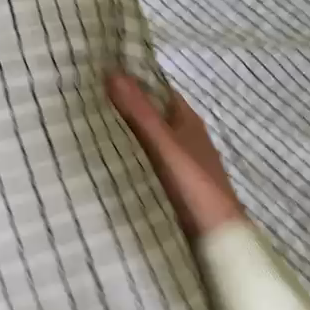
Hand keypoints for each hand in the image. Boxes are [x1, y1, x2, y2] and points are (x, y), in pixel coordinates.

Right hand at [106, 74, 245, 238]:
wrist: (220, 238)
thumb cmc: (195, 184)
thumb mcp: (164, 144)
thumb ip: (139, 112)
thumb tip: (111, 70)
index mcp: (188, 119)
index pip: (158, 88)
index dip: (134, 78)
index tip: (101, 72)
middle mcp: (188, 134)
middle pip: (155, 110)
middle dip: (128, 102)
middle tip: (89, 95)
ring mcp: (185, 159)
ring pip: (153, 133)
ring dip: (130, 126)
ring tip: (95, 120)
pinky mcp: (179, 180)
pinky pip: (152, 154)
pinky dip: (135, 149)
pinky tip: (116, 154)